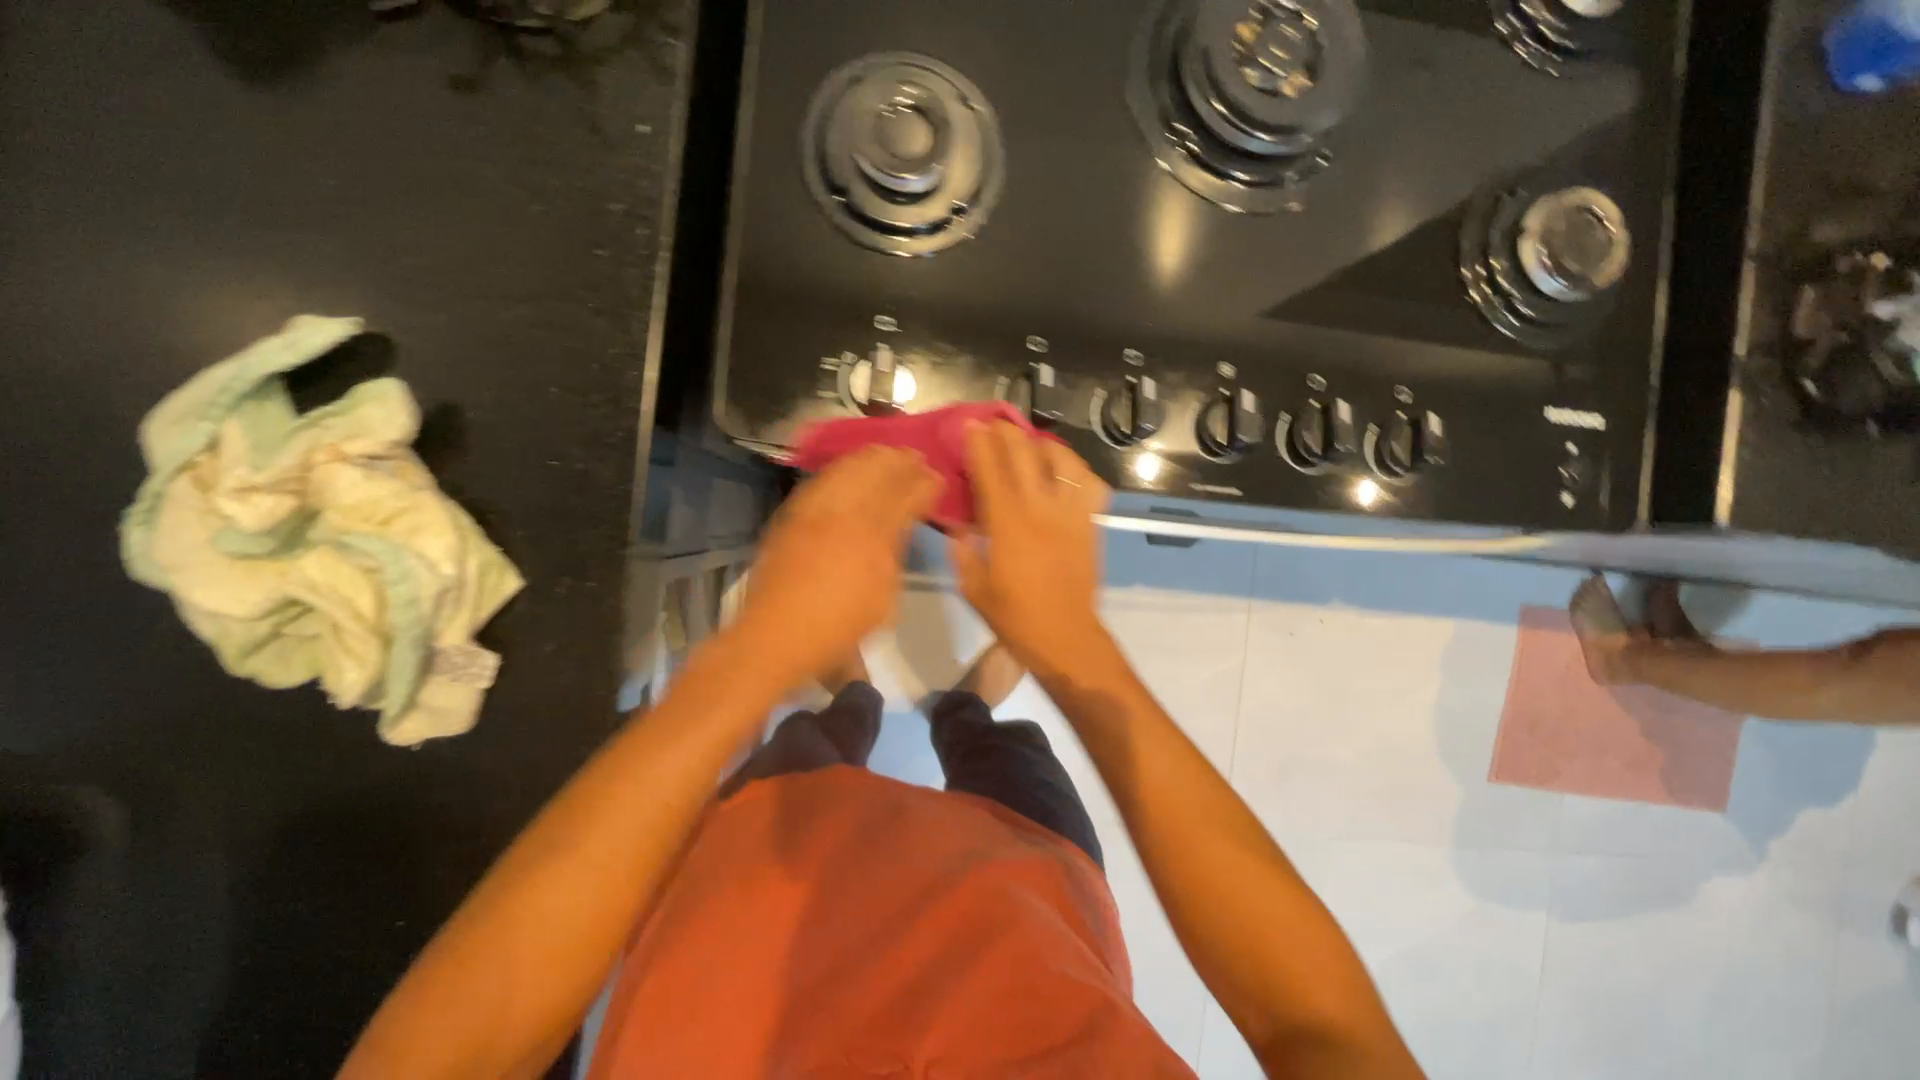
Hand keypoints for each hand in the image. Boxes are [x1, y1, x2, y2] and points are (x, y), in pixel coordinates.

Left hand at [736, 447, 940, 684]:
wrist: (776, 634)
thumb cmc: (838, 627)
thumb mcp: (883, 598)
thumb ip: (893, 555)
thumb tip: (900, 527)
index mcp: (872, 536)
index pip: (905, 497)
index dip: (924, 484)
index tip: (937, 478)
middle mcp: (843, 513)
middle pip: (877, 473)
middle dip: (900, 463)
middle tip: (916, 459)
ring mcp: (813, 511)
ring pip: (847, 469)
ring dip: (871, 459)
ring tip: (887, 454)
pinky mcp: (791, 515)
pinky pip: (821, 480)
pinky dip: (841, 469)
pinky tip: (850, 469)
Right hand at [952, 422, 1112, 672]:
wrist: (1066, 639)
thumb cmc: (1015, 618)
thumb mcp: (974, 589)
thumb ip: (962, 552)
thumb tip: (956, 525)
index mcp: (1008, 524)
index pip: (992, 470)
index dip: (980, 443)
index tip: (971, 425)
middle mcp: (1042, 509)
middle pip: (1025, 454)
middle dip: (1007, 433)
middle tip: (994, 425)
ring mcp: (1072, 514)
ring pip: (1063, 460)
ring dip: (1042, 445)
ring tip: (1030, 445)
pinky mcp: (1091, 524)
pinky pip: (1090, 485)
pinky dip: (1077, 471)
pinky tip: (1064, 473)